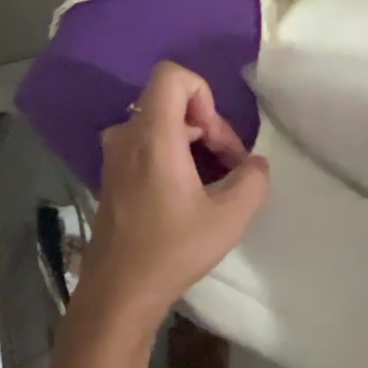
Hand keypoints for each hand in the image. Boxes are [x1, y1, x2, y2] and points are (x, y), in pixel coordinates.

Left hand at [83, 62, 270, 324]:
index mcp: (153, 136)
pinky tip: (188, 192)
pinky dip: (172, 154)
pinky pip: (146, 143)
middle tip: (228, 167)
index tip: (214, 138)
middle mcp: (127, 136)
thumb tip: (255, 164)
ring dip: (192, 141)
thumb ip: (253, 181)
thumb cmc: (172, 251)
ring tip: (213, 181)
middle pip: (171, 101)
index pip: (172, 75)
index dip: (204, 95)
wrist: (119, 292)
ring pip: (160, 122)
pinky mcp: (112, 174)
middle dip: (207, 125)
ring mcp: (114, 155)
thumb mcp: (230, 217)